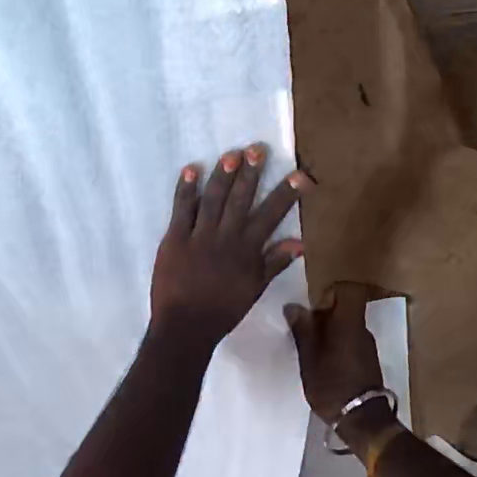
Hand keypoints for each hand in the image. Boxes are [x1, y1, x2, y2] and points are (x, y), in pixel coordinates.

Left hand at [150, 144, 304, 341]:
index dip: (286, 193)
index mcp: (247, 249)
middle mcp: (226, 237)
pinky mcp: (175, 238)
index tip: (301, 174)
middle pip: (240, 200)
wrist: (185, 326)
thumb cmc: (223, 309)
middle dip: (250, 173)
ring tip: (232, 154)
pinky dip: (186, 189)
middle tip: (257, 149)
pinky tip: (191, 170)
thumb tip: (299, 243)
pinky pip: (181, 209)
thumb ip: (275, 262)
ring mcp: (199, 236)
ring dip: (222, 175)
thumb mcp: (254, 288)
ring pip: (213, 199)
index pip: (271, 215)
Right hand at [284, 282, 386, 424]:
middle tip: (304, 330)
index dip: (330, 293)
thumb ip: (302, 330)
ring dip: (330, 333)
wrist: (361, 418)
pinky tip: (325, 363)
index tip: (312, 305)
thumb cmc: (332, 383)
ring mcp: (368, 345)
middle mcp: (362, 328)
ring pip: (347, 327)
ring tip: (311, 350)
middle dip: (325, 316)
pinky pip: (351, 343)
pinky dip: (338, 346)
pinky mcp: (369, 361)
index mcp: (348, 321)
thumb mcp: (309, 358)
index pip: (347, 291)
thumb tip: (293, 306)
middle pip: (345, 309)